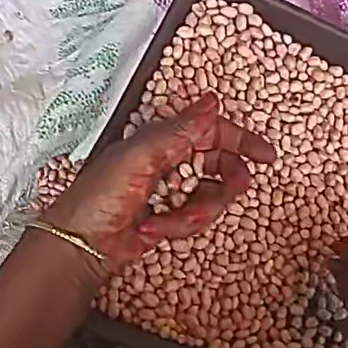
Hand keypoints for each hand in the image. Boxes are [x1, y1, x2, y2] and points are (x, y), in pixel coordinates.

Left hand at [44, 93, 276, 269]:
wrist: (82, 243)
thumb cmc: (98, 197)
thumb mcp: (139, 158)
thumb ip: (178, 132)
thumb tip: (211, 103)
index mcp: (163, 140)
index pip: (213, 132)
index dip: (242, 142)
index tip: (265, 156)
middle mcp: (172, 162)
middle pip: (221, 167)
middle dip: (225, 184)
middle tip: (231, 192)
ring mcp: (174, 191)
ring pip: (211, 198)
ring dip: (193, 213)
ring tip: (165, 220)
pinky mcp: (172, 217)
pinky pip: (195, 221)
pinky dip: (176, 228)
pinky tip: (152, 228)